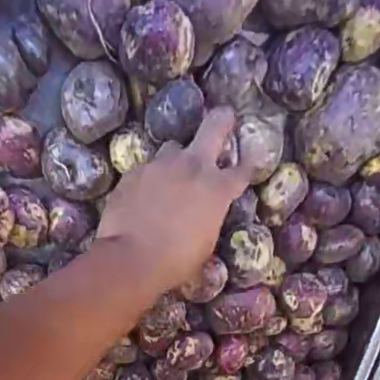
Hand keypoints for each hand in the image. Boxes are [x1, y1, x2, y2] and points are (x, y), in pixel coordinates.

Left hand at [94, 107, 261, 293]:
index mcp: (217, 189)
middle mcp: (193, 167)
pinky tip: (142, 197)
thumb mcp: (204, 247)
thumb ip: (208, 222)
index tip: (248, 164)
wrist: (130, 258)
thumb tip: (204, 217)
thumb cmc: (175, 262)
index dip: (247, 167)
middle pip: (214, 127)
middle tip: (225, 117)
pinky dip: (149, 180)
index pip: (241, 171)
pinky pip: (147, 169)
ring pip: (173, 147)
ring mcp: (162, 165)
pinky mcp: (135, 171)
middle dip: (223, 121)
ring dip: (176, 159)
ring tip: (169, 177)